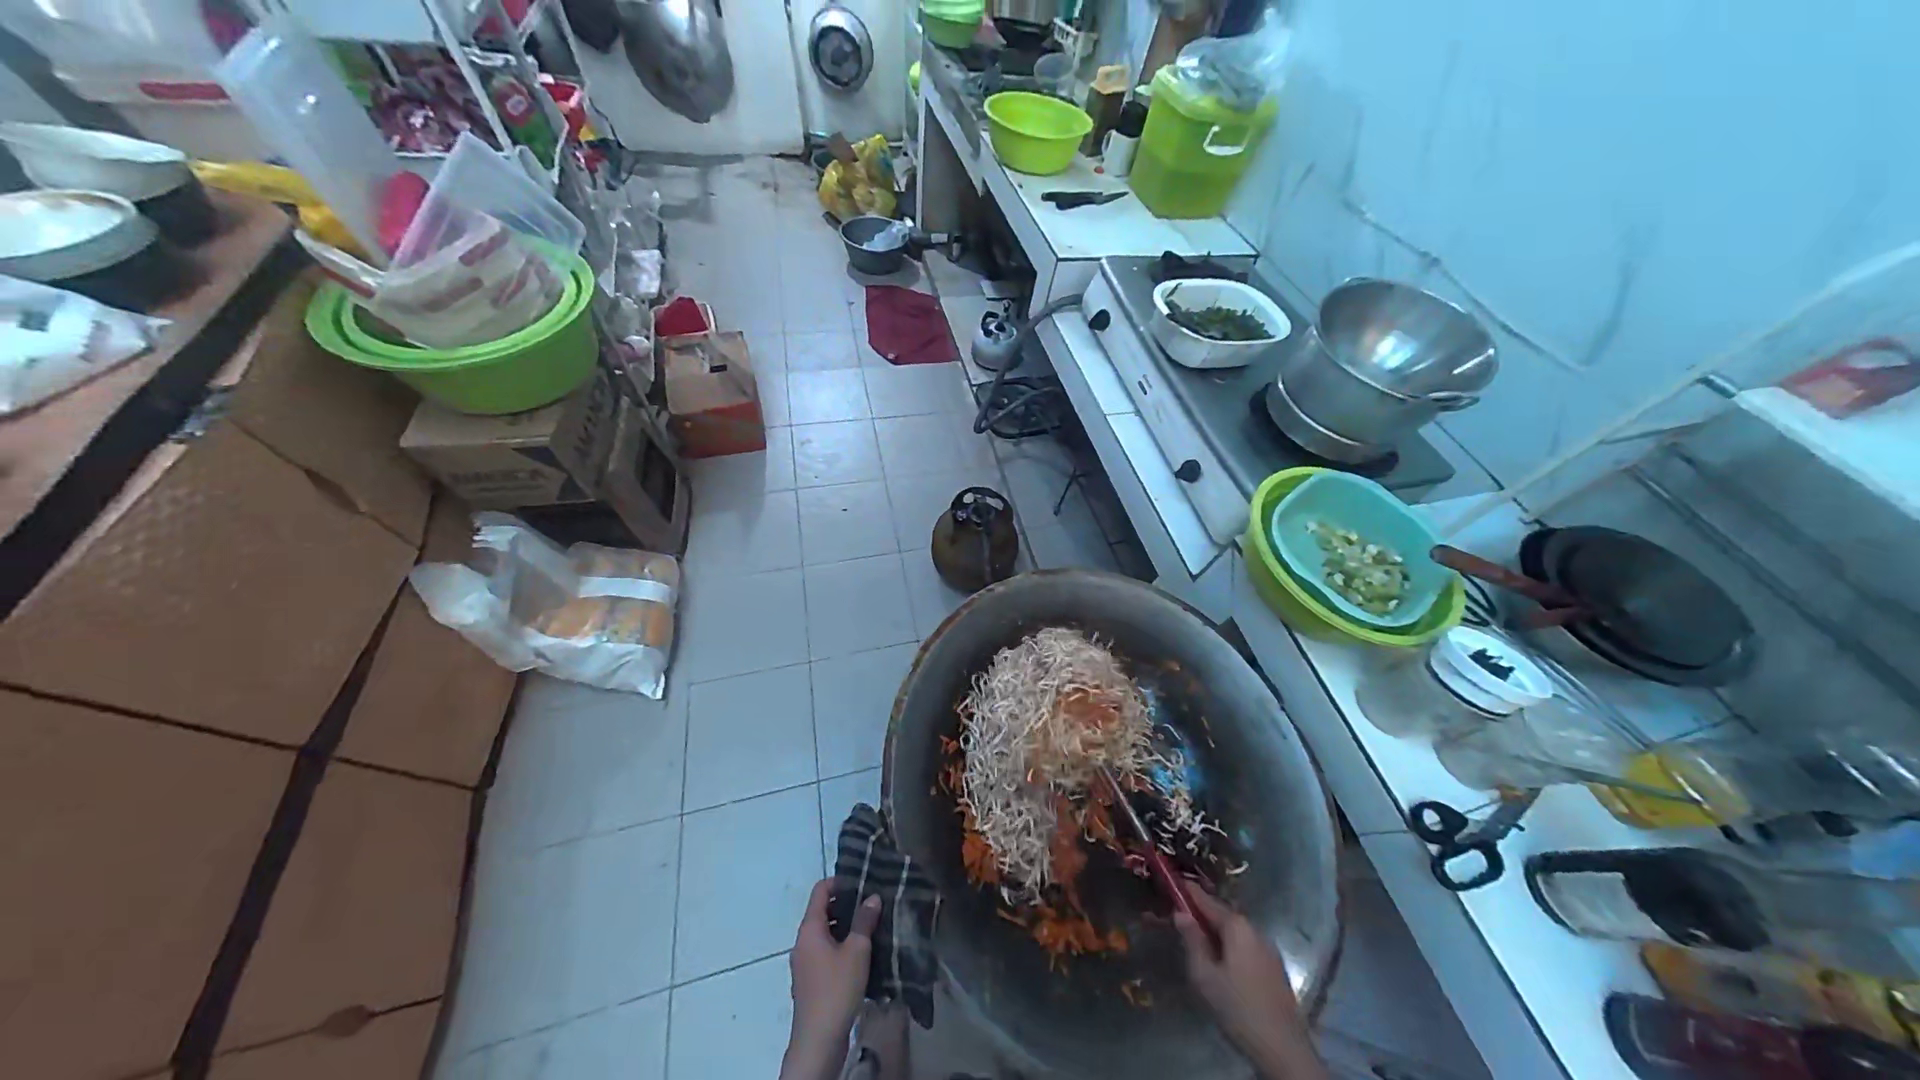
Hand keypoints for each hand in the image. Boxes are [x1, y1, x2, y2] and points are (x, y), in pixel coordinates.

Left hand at [782, 880, 881, 1079]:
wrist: (818, 1040)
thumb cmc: (836, 989)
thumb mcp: (857, 951)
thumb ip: (864, 921)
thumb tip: (872, 896)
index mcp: (810, 928)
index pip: (820, 891)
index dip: (839, 882)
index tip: (862, 882)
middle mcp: (803, 941)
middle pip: (822, 911)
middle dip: (846, 905)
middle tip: (872, 904)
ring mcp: (804, 963)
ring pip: (825, 934)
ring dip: (845, 928)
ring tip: (872, 927)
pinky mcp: (810, 981)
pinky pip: (825, 953)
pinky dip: (841, 947)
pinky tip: (863, 955)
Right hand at [1176, 888, 1325, 1079]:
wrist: (1283, 1048)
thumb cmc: (1237, 1007)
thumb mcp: (1204, 975)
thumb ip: (1192, 940)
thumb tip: (1180, 913)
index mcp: (1237, 926)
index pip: (1206, 900)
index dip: (1187, 891)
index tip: (1170, 881)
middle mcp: (1255, 930)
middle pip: (1221, 914)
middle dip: (1200, 913)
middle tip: (1177, 917)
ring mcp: (1268, 949)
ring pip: (1234, 932)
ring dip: (1214, 931)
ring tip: (1195, 940)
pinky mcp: (1274, 967)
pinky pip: (1244, 946)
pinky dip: (1228, 945)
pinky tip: (1218, 961)